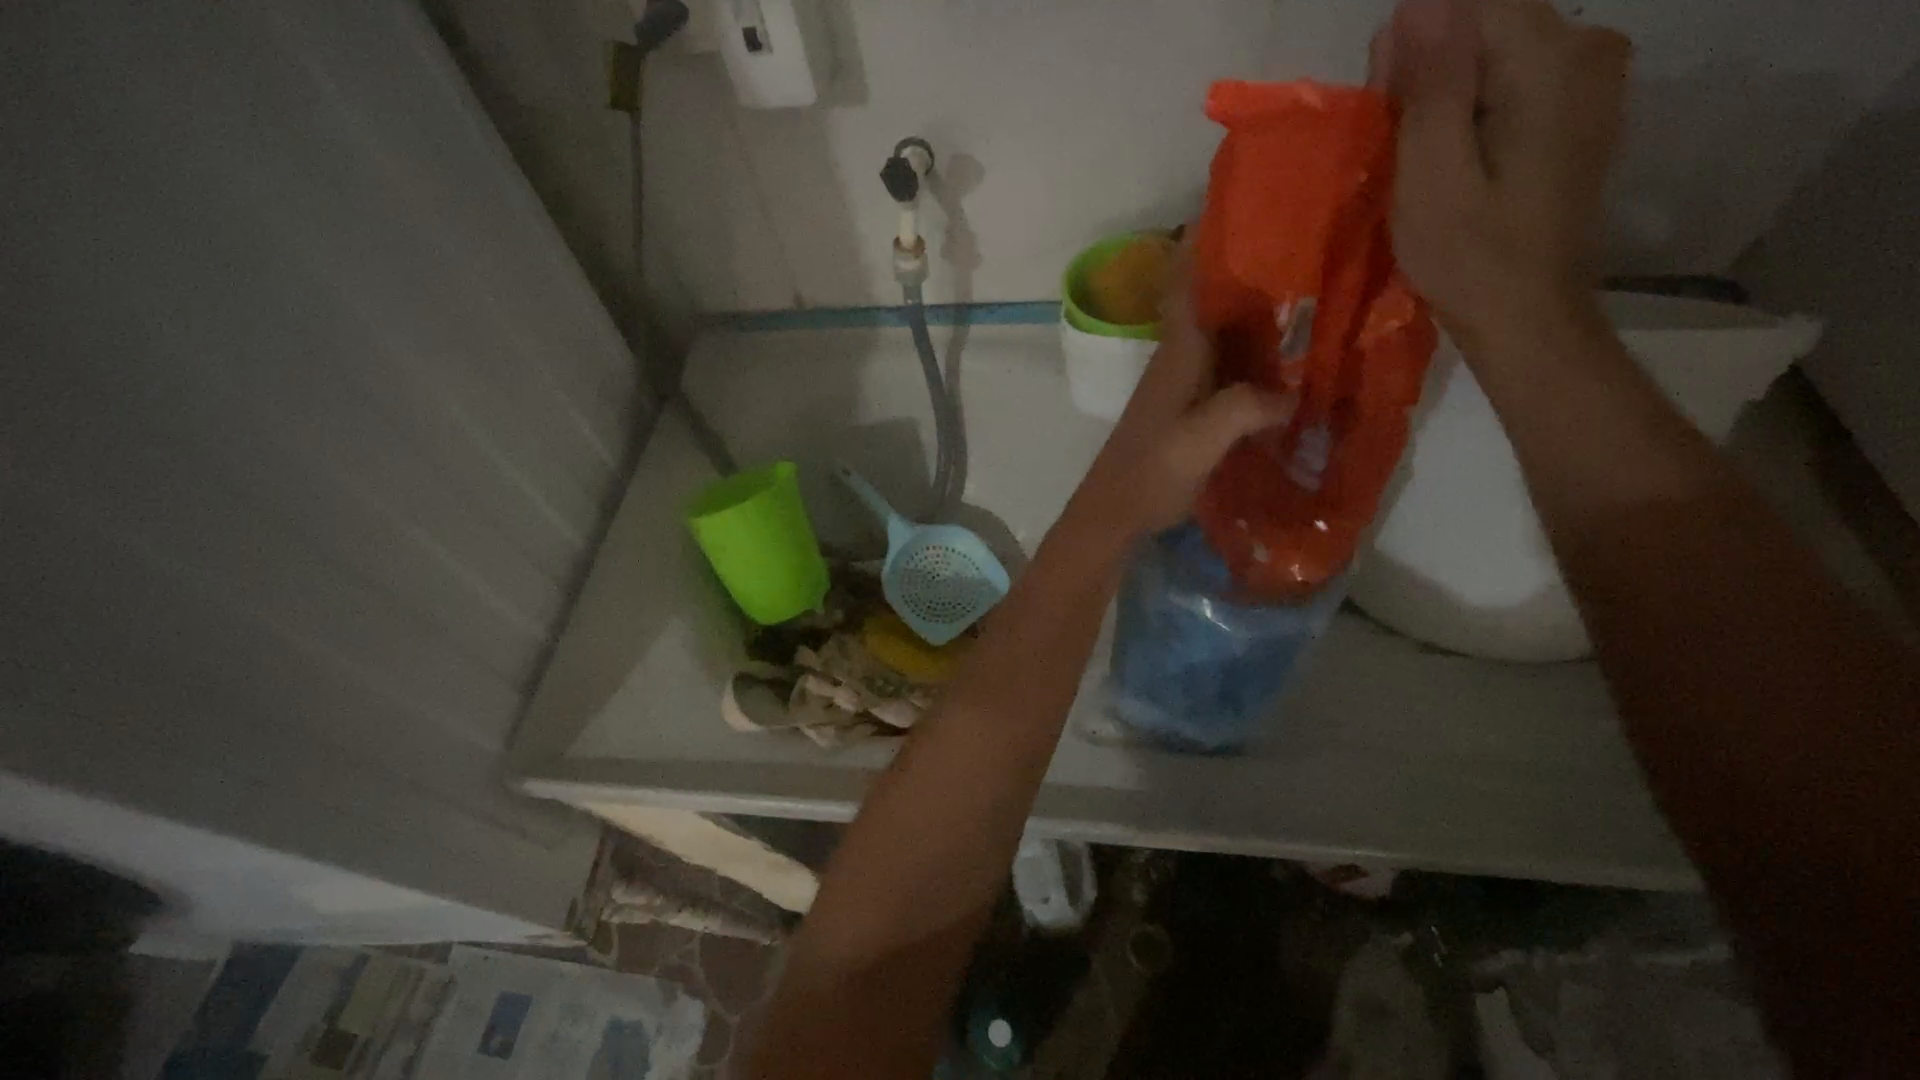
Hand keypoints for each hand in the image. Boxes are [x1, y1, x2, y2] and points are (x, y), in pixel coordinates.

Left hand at [1076, 240, 1294, 535]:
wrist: (1113, 515)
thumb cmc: (1150, 473)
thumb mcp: (1201, 441)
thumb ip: (1245, 409)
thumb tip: (1293, 393)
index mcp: (1178, 356)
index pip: (1186, 286)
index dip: (1201, 247)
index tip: (1229, 210)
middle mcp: (1177, 362)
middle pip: (1209, 306)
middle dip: (1243, 276)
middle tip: (1296, 250)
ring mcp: (1180, 388)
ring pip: (1219, 338)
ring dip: (1251, 318)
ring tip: (1303, 299)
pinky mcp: (1186, 412)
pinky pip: (1224, 371)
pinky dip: (1250, 361)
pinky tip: (1283, 369)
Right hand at [1372, 0, 1631, 344]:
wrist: (1529, 319)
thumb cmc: (1471, 258)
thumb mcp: (1432, 175)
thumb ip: (1432, 83)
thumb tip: (1419, 1)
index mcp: (1551, 63)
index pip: (1469, 3)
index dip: (1414, 45)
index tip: (1386, 101)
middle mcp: (1587, 51)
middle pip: (1484, 22)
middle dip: (1428, 66)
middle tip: (1396, 136)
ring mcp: (1593, 80)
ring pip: (1495, 51)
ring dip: (1445, 89)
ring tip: (1419, 152)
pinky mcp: (1581, 110)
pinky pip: (1514, 78)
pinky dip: (1473, 105)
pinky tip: (1451, 153)